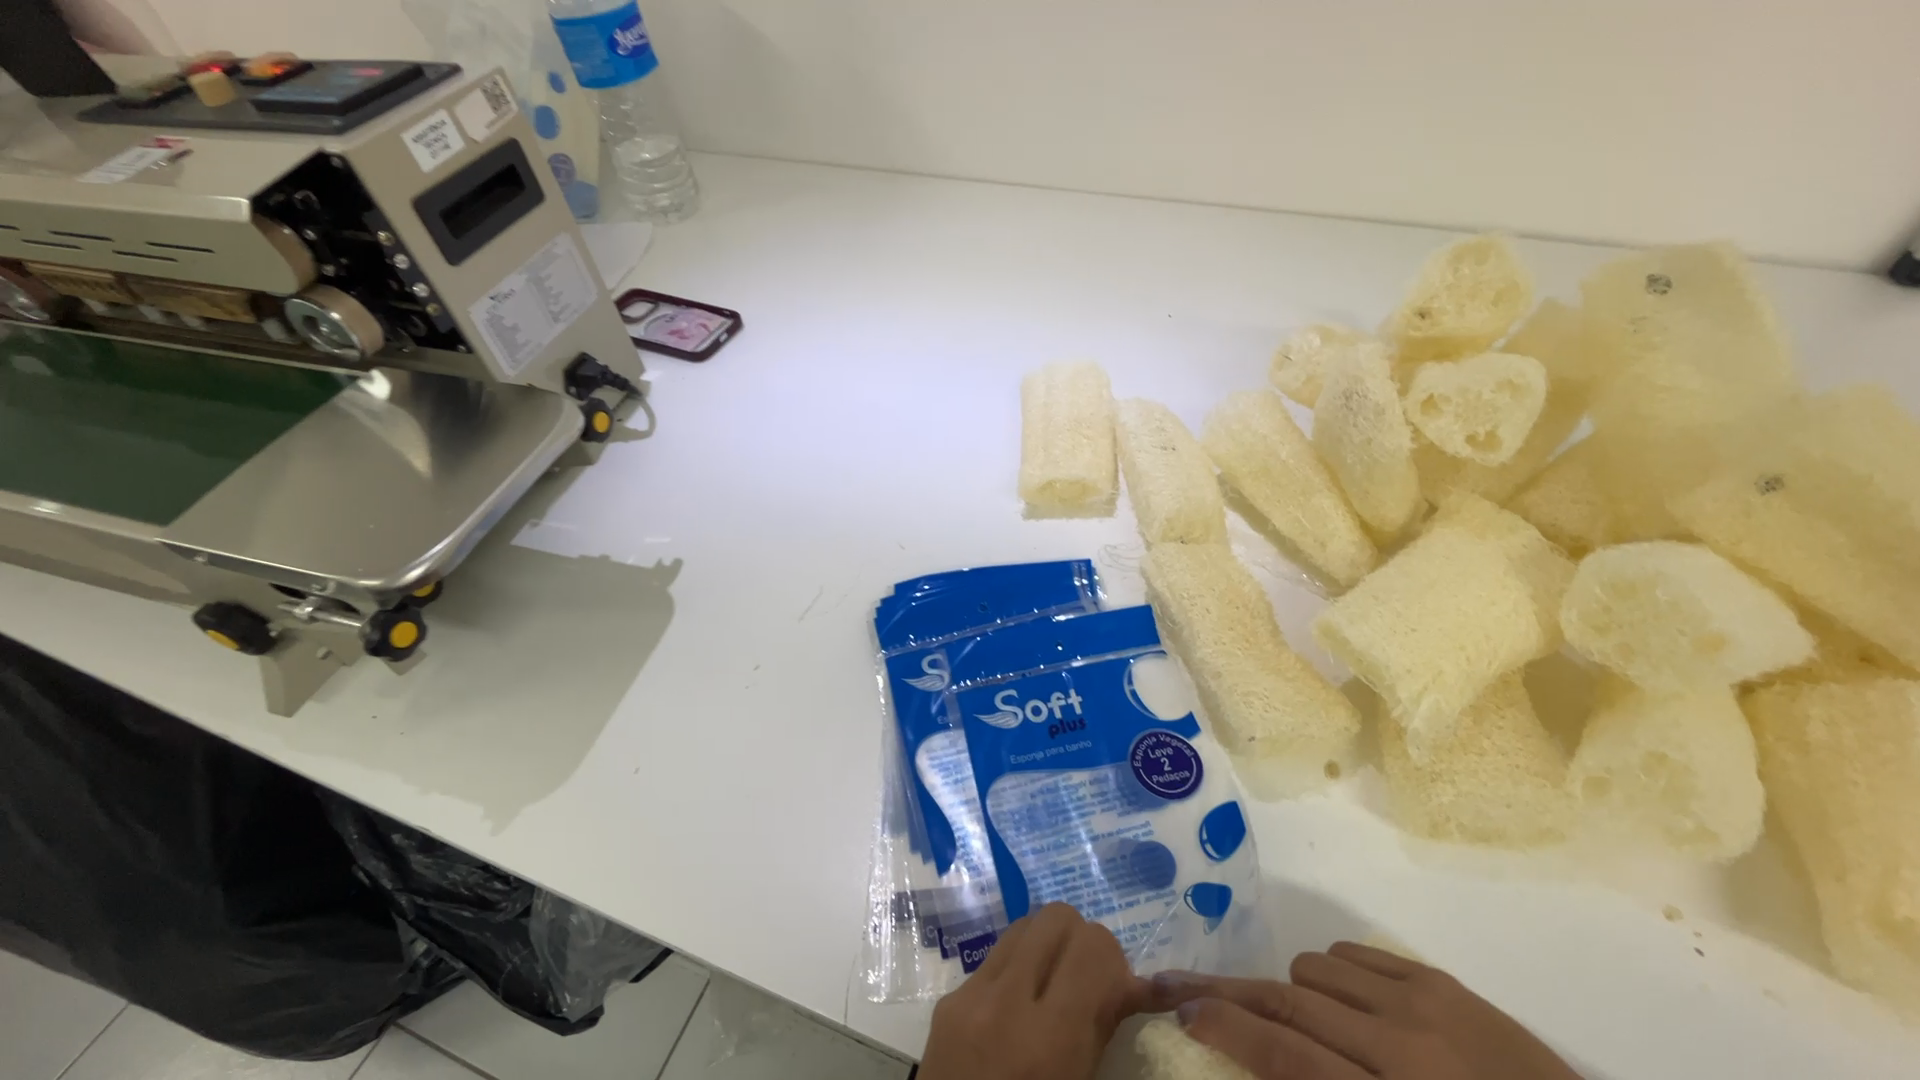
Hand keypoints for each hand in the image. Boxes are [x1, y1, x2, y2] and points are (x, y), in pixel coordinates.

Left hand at [917, 903, 1151, 1079]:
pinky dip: (1017, 968)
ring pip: (1023, 926)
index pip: (1092, 944)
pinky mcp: (948, 1000)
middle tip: (1089, 980)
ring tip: (1056, 986)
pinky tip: (1021, 1006)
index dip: (1113, 959)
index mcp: (1049, 1037)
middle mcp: (1006, 1002)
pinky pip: (994, 957)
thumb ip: (1106, 1024)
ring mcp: (970, 996)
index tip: (1117, 989)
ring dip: (1048, 945)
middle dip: (1081, 940)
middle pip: (1056, 917)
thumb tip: (1142, 980)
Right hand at [1151, 942, 1580, 1078]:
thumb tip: (1258, 1056)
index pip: (1284, 1054)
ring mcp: (1424, 1005)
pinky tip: (1349, 1006)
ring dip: (1293, 991)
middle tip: (1172, 983)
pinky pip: (1353, 953)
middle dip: (1221, 992)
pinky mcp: (1442, 982)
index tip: (1177, 1009)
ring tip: (1305, 1021)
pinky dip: (1334, 974)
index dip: (1224, 1028)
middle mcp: (1400, 1046)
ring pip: (1314, 967)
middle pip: (1286, 1000)